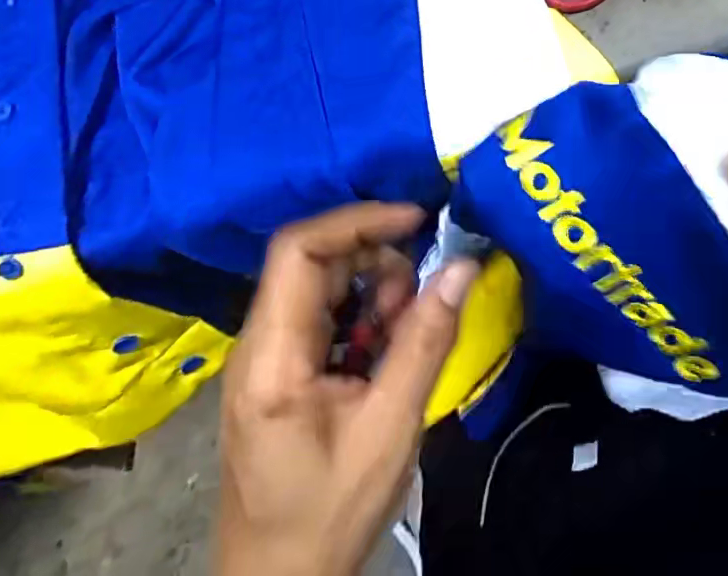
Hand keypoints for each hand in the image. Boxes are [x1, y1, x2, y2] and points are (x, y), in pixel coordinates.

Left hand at [217, 203, 478, 575]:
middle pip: (318, 262)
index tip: (420, 220)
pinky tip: (393, 351)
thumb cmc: (331, 508)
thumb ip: (426, 339)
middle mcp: (263, 345)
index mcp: (272, 358)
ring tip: (410, 335)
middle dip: (382, 261)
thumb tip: (464, 264)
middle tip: (424, 296)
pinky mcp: (293, 369)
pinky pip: (337, 314)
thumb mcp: (391, 423)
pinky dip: (376, 316)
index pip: (299, 252)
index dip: (360, 221)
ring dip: (383, 292)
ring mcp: (275, 357)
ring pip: (333, 284)